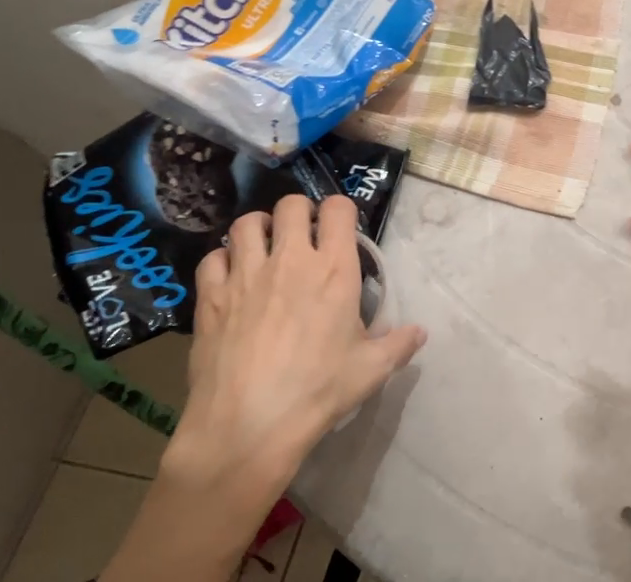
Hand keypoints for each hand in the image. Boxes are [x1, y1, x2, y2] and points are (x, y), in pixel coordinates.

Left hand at [164, 194, 425, 494]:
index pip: (338, 209)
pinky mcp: (211, 298)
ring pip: (247, 224)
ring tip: (264, 247)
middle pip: (290, 205)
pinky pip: (212, 258)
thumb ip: (398, 344)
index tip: (340, 229)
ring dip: (258, 229)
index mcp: (334, 269)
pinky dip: (222, 260)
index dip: (340, 210)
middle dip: (298, 212)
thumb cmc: (318, 391)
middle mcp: (290, 260)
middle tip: (302, 235)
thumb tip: (420, 332)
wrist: (248, 425)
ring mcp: (245, 276)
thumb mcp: (371, 370)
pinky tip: (230, 277)